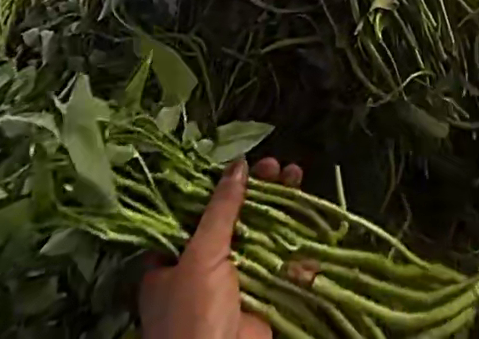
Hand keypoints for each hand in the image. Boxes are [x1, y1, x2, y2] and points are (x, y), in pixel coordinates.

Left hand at [140, 158, 303, 338]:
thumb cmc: (194, 316)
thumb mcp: (201, 255)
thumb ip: (221, 209)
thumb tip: (238, 165)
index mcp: (171, 260)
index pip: (196, 209)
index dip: (221, 185)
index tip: (246, 162)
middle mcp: (199, 271)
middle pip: (231, 220)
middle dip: (256, 192)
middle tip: (278, 166)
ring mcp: (231, 288)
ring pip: (257, 239)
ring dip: (278, 210)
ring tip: (296, 176)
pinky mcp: (259, 305)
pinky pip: (277, 270)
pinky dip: (294, 250)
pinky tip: (308, 223)